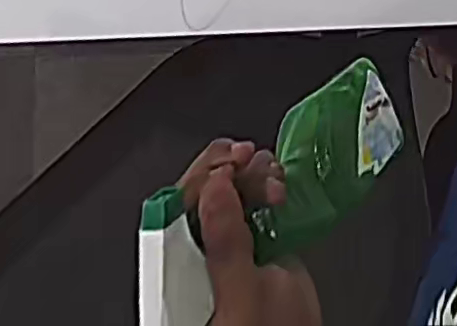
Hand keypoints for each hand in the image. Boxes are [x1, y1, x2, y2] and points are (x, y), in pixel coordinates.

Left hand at [178, 141, 318, 325]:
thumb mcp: (243, 299)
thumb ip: (226, 245)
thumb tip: (216, 185)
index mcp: (177, 274)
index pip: (174, 212)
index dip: (199, 179)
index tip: (230, 158)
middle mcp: (197, 259)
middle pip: (203, 199)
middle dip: (230, 172)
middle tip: (253, 159)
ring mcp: (229, 253)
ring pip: (232, 197)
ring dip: (254, 177)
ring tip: (275, 181)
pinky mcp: (258, 249)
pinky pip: (256, 207)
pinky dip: (269, 188)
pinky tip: (282, 186)